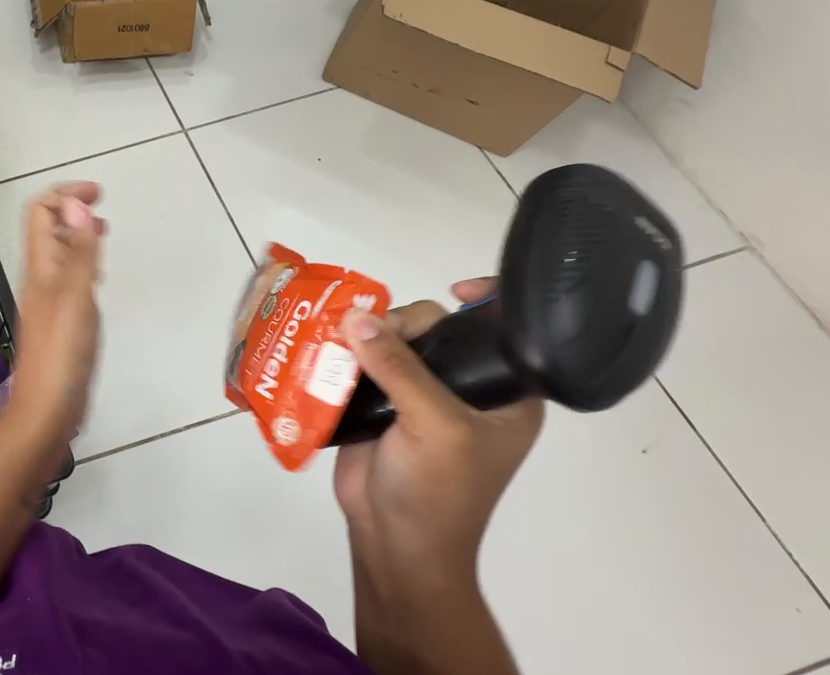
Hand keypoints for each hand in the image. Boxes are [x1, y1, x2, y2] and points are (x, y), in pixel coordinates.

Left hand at [6, 182, 105, 440]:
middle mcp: (41, 279)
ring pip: (59, 255)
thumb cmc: (62, 353)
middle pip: (48, 229)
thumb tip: (74, 203)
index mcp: (41, 267)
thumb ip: (79, 252)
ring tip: (103, 234)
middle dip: (72, 209)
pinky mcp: (60, 324)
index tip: (99, 193)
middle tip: (103, 208)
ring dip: (78, 236)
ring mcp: (49, 302)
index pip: (40, 212)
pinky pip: (69, 281)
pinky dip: (83, 267)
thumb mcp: (76, 297)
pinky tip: (97, 281)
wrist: (46, 411)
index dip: (65, 193)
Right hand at [333, 278, 541, 594]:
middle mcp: (462, 387)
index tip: (453, 289)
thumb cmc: (439, 490)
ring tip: (342, 338)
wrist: (395, 541)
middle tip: (380, 335)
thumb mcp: (434, 425)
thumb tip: (354, 317)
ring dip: (366, 333)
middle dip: (405, 321)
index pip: (504, 333)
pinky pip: (360, 362)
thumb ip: (400, 368)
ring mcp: (417, 395)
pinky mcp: (377, 403)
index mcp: (502, 394)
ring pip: (392, 340)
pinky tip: (325, 343)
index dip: (487, 304)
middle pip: (434, 327)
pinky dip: (343, 351)